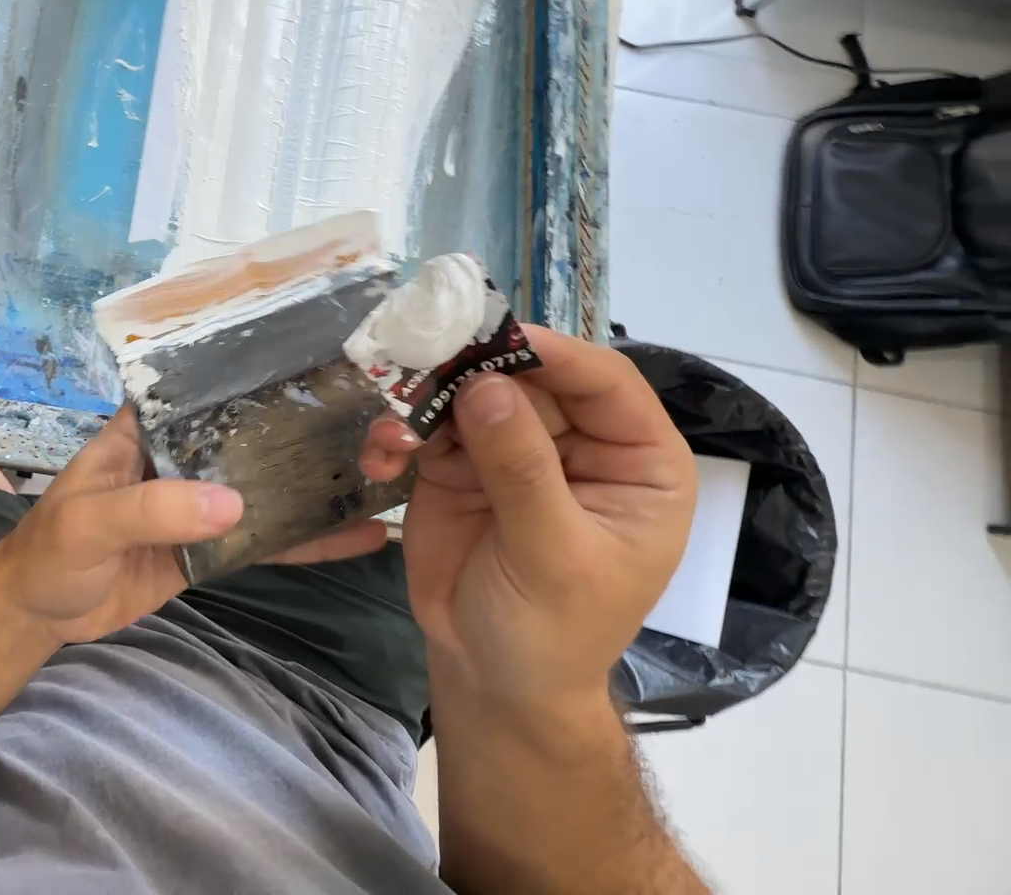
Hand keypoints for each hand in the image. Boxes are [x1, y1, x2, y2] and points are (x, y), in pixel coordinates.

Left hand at [0, 408, 390, 644]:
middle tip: (374, 419)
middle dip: (298, 429)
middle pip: (243, 437)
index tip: (316, 363)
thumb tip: (233, 504)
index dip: (250, 375)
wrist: (41, 612)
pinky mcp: (207, 548)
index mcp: (144, 432)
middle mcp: (177, 459)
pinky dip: (302, 542)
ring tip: (380, 475)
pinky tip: (355, 538)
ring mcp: (195, 504)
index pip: (200, 391)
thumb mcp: (89, 522)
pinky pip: (260, 541)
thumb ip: (152, 510)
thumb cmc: (51, 551)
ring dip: (310, 486)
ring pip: (260, 488)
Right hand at [359, 327, 696, 712]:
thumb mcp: (549, 553)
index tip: (491, 336)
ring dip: (419, 408)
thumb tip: (485, 386)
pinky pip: (423, 431)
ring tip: (391, 439)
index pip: (603, 385)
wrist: (487, 675)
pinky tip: (380, 464)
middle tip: (412, 371)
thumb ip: (520, 469)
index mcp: (631, 463)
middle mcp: (570, 446)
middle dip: (466, 376)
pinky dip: (395, 439)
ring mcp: (506, 453)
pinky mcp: (452, 468)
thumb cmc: (551, 628)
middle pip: (522, 381)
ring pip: (464, 398)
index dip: (553, 354)